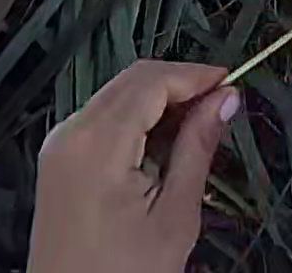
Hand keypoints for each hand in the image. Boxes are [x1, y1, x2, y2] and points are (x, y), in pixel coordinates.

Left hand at [29, 60, 240, 272]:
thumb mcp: (174, 218)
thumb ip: (198, 147)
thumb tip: (225, 98)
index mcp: (97, 144)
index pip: (152, 81)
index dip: (195, 74)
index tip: (230, 81)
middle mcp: (72, 131)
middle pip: (135, 79)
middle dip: (180, 83)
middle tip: (219, 101)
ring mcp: (61, 142)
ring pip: (121, 91)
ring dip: (161, 98)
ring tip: (197, 124)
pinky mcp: (61, 154)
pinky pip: (106, 112)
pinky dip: (139, 115)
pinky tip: (164, 141)